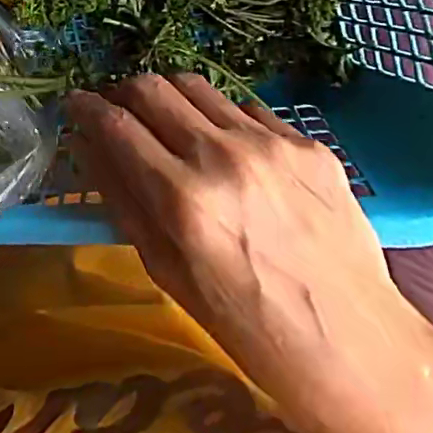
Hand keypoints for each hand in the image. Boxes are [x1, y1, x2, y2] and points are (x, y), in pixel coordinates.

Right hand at [70, 75, 432, 432]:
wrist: (356, 345)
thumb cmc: (250, 328)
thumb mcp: (170, 275)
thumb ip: (125, 202)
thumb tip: (91, 146)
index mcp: (186, 200)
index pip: (118, 125)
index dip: (86, 107)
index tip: (75, 103)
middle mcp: (227, 155)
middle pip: (156, 87)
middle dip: (125, 91)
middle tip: (119, 111)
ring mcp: (274, 142)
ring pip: (200, 86)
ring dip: (171, 97)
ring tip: (168, 123)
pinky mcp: (309, 141)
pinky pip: (248, 109)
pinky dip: (222, 119)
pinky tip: (228, 149)